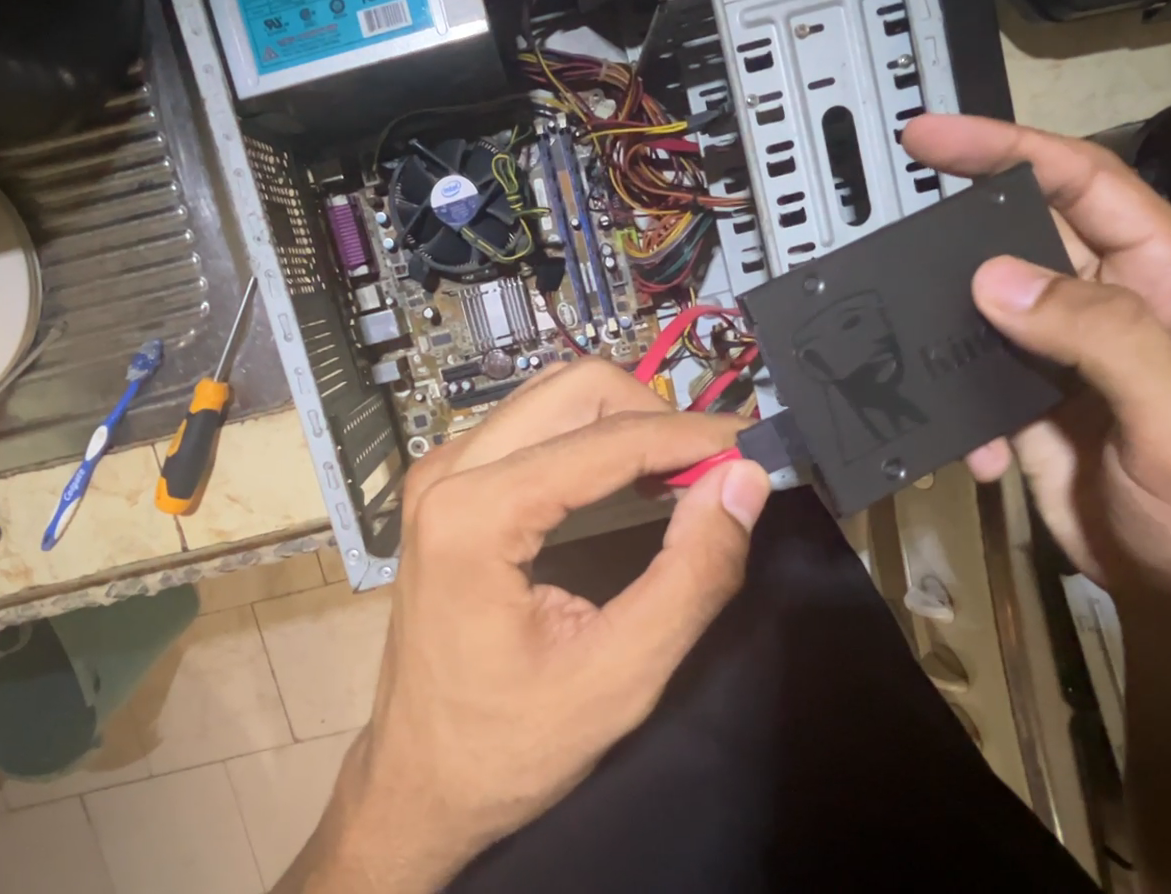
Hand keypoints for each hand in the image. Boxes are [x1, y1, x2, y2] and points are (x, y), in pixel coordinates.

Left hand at [283, 359, 770, 892]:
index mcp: (474, 514)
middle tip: (714, 468)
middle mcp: (447, 472)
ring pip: (554, 397)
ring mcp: (440, 473)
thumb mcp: (618, 677)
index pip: (606, 439)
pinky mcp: (447, 486)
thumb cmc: (507, 745)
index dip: (691, 436)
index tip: (754, 447)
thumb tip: (741, 480)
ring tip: (681, 475)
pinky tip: (629, 479)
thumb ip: (691, 575)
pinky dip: (592, 438)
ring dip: (627, 423)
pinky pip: (531, 426)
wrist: (417, 781)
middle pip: (575, 390)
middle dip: (657, 417)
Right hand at [901, 113, 1170, 595]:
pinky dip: (959, 408)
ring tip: (911, 352)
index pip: (1086, 186)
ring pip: (985, 307)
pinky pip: (973, 376)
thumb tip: (991, 276)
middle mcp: (1120, 303)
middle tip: (890, 258)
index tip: (926, 138)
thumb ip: (1104, 338)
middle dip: (955, 245)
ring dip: (946, 334)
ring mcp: (1068, 354)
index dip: (1006, 152)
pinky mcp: (1031, 399)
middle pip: (1022, 241)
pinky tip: (975, 451)